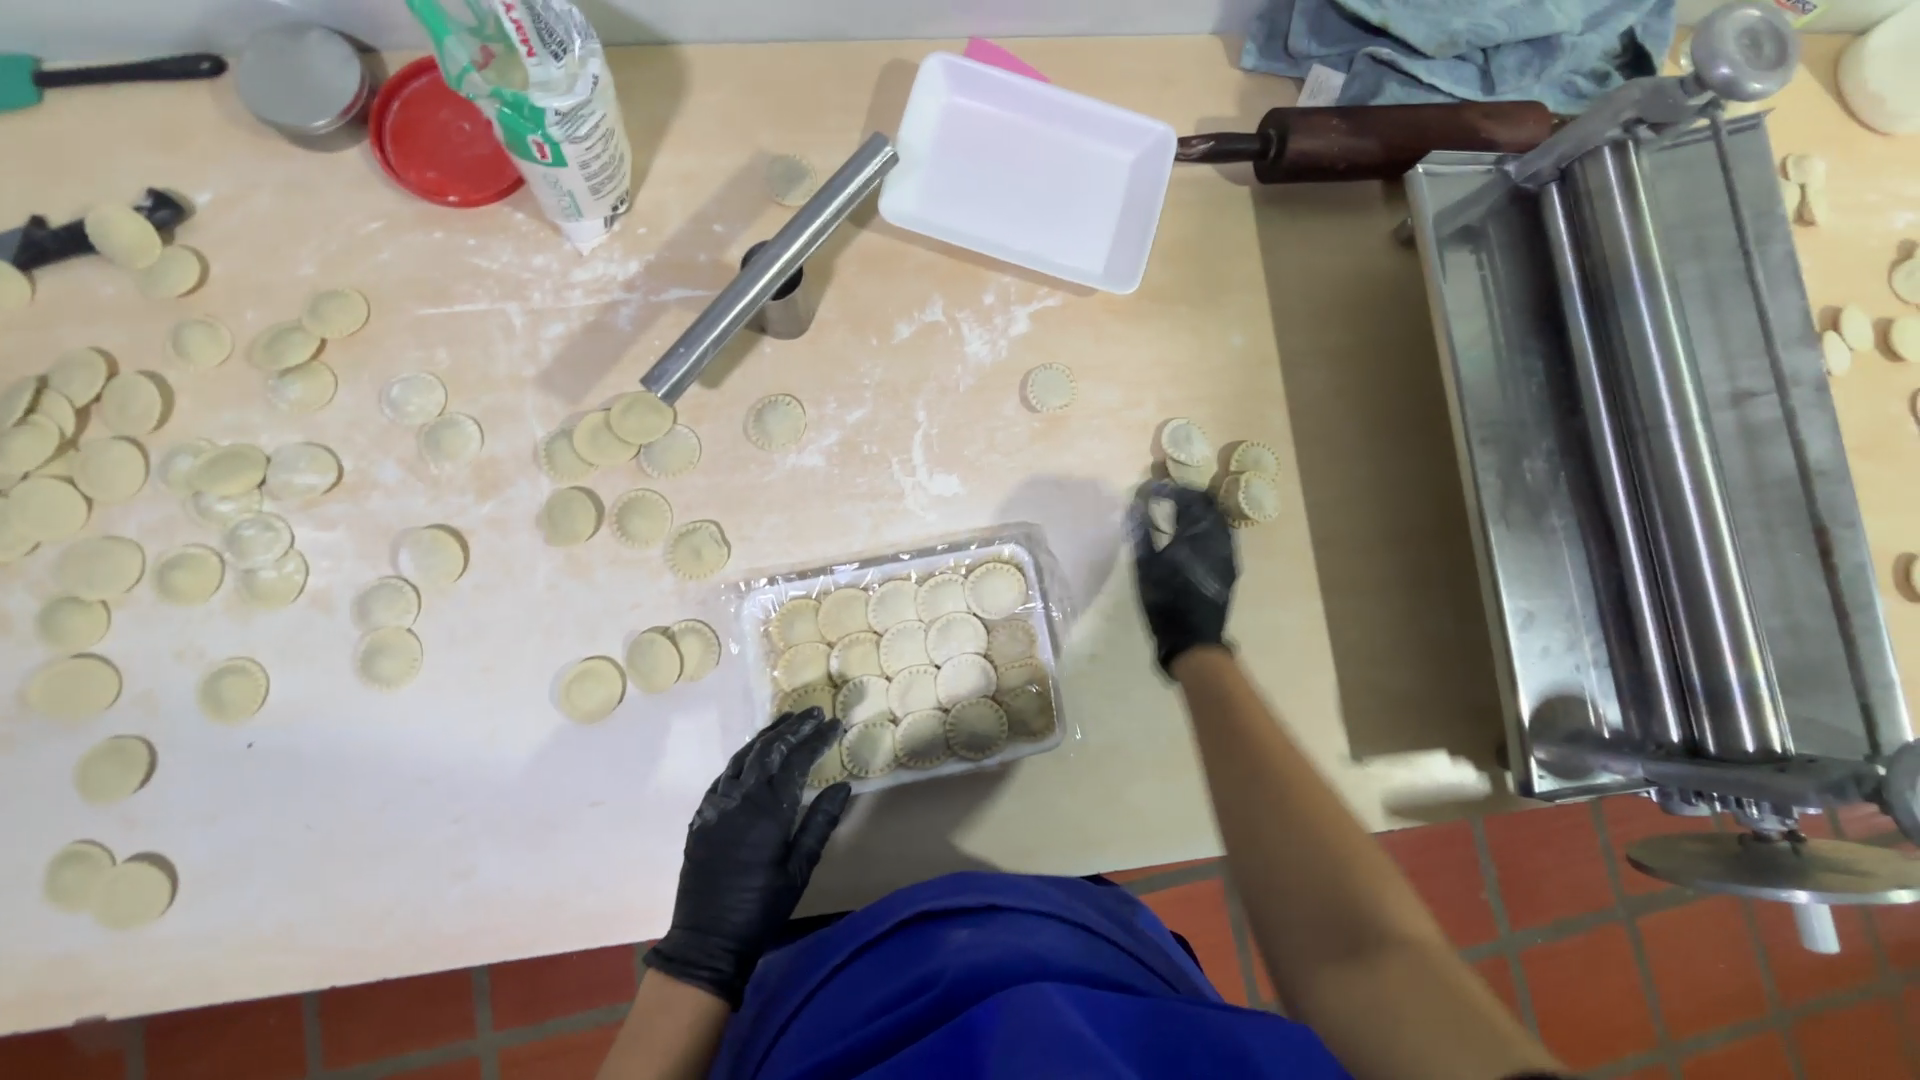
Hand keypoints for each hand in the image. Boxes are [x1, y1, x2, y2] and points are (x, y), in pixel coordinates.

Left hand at [642, 708, 850, 1006]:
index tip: (833, 723)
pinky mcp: (702, 816)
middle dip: (792, 728)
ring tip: (787, 722)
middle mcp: (739, 798)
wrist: (707, 939)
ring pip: (743, 758)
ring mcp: (716, 805)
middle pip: (768, 750)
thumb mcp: (800, 869)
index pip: (795, 760)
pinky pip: (725, 776)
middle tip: (813, 713)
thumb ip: (820, 823)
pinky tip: (754, 756)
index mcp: (767, 810)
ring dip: (767, 737)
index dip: (815, 739)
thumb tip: (842, 785)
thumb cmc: (762, 908)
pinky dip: (744, 759)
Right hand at [1130, 479, 1236, 673]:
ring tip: (1173, 515)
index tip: (1149, 491)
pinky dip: (1202, 527)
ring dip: (1195, 512)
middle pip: (1206, 504)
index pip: (1187, 498)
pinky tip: (1187, 537)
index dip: (1167, 490)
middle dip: (1184, 496)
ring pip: (1215, 519)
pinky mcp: (1229, 567)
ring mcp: (1228, 553)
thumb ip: (1142, 533)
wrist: (1193, 640)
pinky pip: (1219, 535)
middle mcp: (1219, 539)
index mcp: (1198, 535)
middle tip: (1162, 497)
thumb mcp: (1146, 567)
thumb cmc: (1165, 603)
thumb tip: (1136, 507)